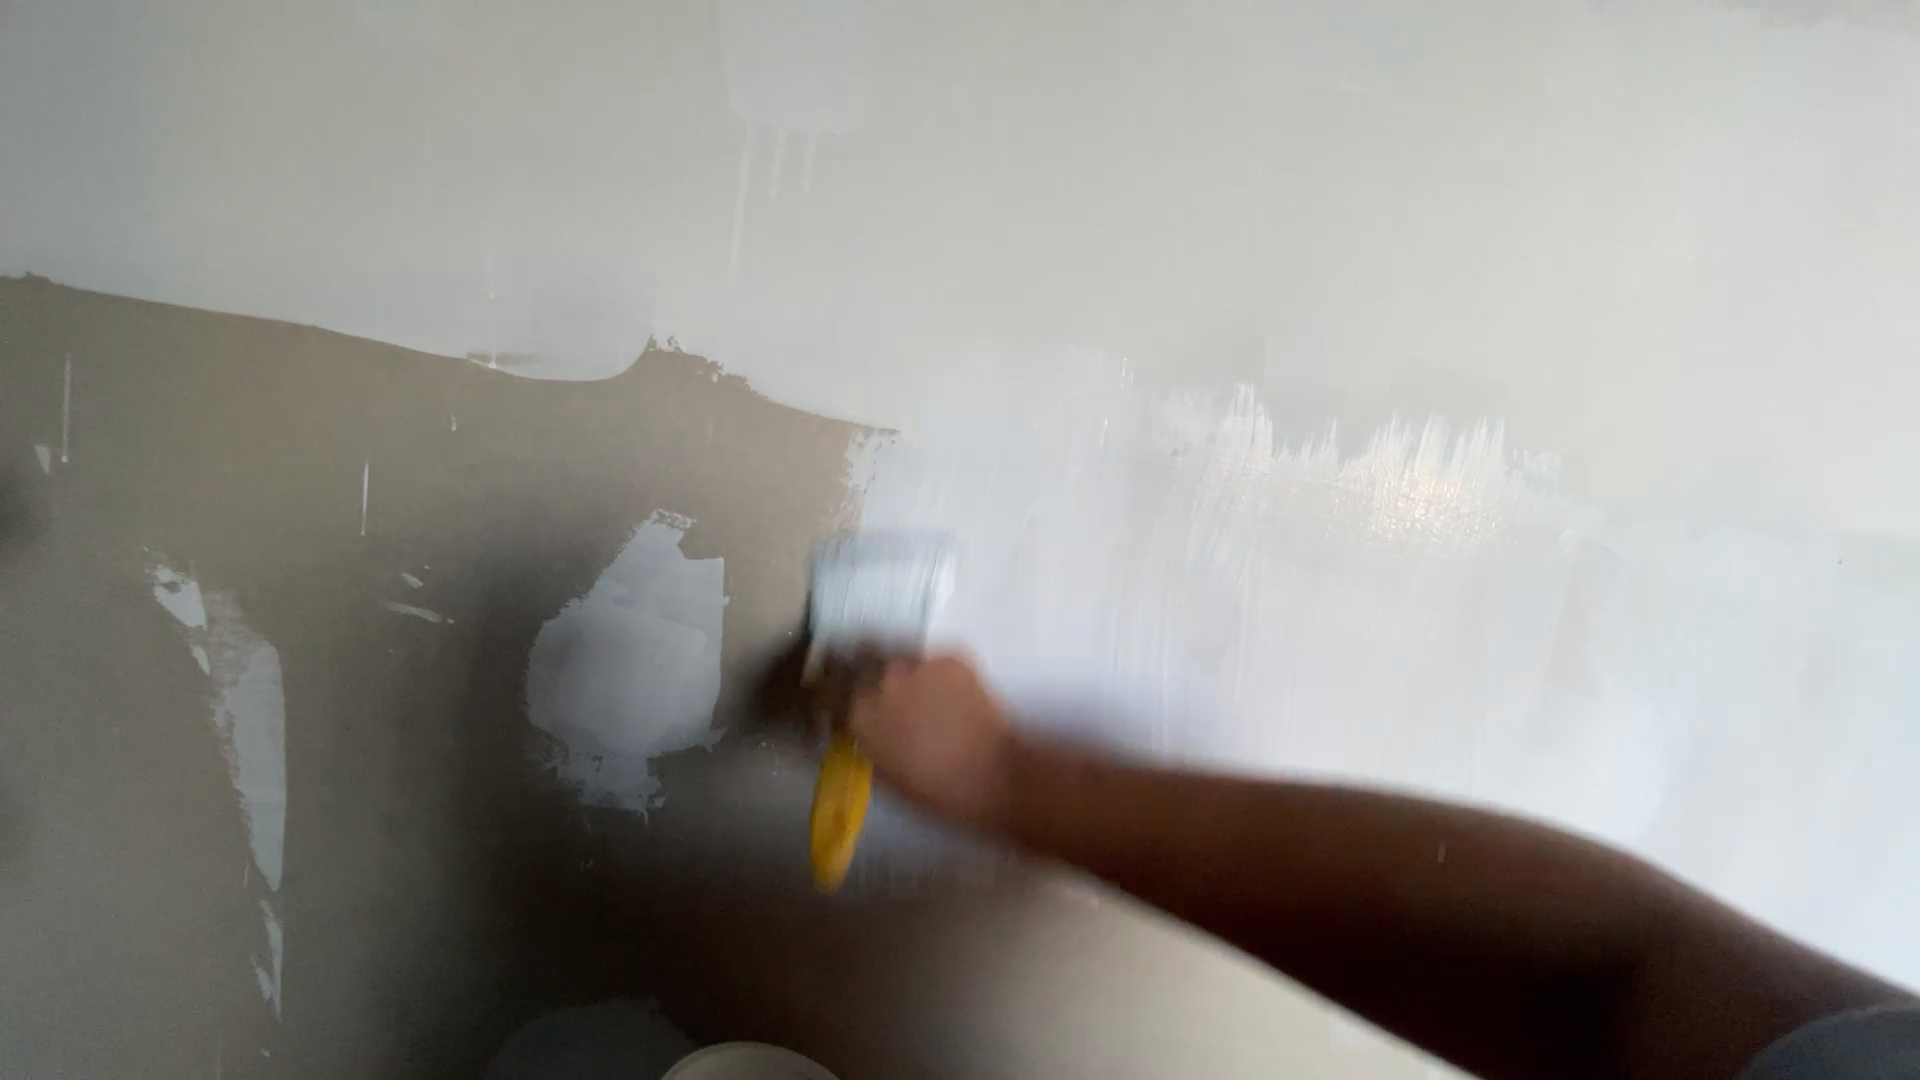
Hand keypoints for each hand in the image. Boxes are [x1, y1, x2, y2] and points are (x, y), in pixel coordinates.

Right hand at [846, 654, 1013, 825]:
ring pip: (893, 650)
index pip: (826, 688)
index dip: (829, 692)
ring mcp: (917, 661)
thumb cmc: (935, 790)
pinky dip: (931, 671)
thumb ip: (863, 740)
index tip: (835, 698)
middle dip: (857, 666)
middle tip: (870, 682)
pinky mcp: (950, 655)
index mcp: (858, 711)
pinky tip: (945, 691)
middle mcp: (881, 678)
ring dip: (893, 664)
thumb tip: (858, 726)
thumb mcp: (882, 772)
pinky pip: (930, 657)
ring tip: (910, 684)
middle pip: (856, 655)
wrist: (994, 773)